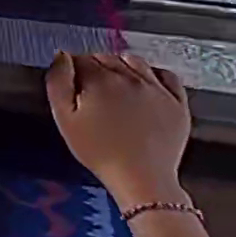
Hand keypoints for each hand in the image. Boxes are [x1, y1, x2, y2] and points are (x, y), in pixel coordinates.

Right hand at [47, 52, 190, 207]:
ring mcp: (157, 88)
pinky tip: (145, 85)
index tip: (72, 86)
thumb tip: (61, 56)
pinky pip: (167, 75)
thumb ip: (58, 82)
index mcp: (101, 79)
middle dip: (95, 68)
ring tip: (115, 87)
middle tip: (91, 92)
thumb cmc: (98, 151)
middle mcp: (130, 76)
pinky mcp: (177, 103)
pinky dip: (154, 74)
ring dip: (121, 67)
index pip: (81, 59)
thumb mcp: (65, 118)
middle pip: (106, 58)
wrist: (141, 180)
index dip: (72, 70)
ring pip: (134, 61)